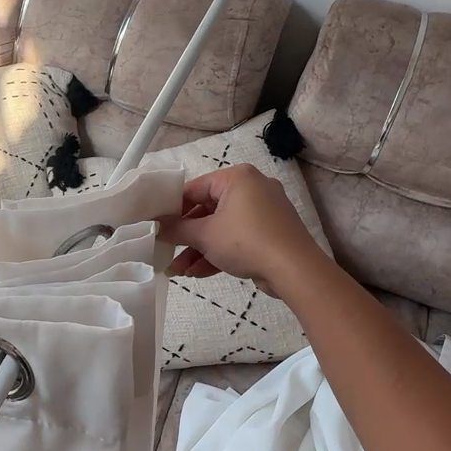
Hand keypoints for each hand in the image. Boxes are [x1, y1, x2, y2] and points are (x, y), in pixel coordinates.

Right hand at [154, 165, 327, 296]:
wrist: (294, 270)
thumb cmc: (246, 241)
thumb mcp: (204, 235)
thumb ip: (176, 229)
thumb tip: (155, 227)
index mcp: (237, 178)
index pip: (194, 189)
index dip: (171, 210)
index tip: (156, 227)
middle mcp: (252, 188)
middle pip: (207, 210)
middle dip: (186, 237)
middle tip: (165, 251)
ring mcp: (263, 212)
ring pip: (221, 228)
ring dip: (198, 249)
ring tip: (178, 271)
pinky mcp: (269, 232)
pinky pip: (236, 238)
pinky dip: (217, 253)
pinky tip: (197, 273)